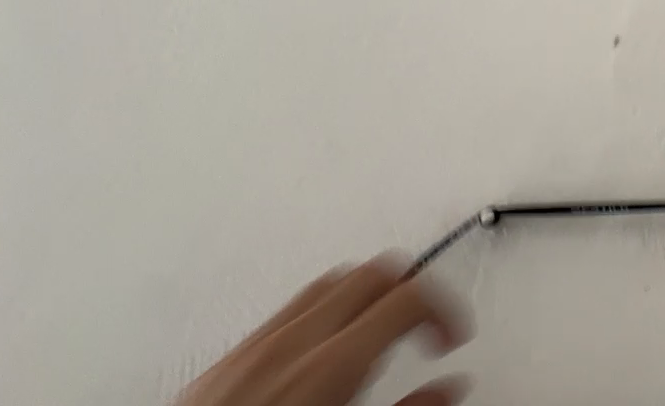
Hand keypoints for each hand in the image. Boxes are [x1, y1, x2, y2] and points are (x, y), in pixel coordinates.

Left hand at [176, 253, 472, 405]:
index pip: (411, 293)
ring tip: (376, 325)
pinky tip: (319, 348)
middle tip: (422, 320)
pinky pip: (281, 312)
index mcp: (329, 365)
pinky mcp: (215, 367)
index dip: (445, 305)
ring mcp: (247, 351)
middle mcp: (288, 346)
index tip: (449, 334)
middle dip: (409, 287)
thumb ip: (407, 405)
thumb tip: (449, 387)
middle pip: (372, 272)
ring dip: (362, 294)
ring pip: (326, 282)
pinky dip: (316, 315)